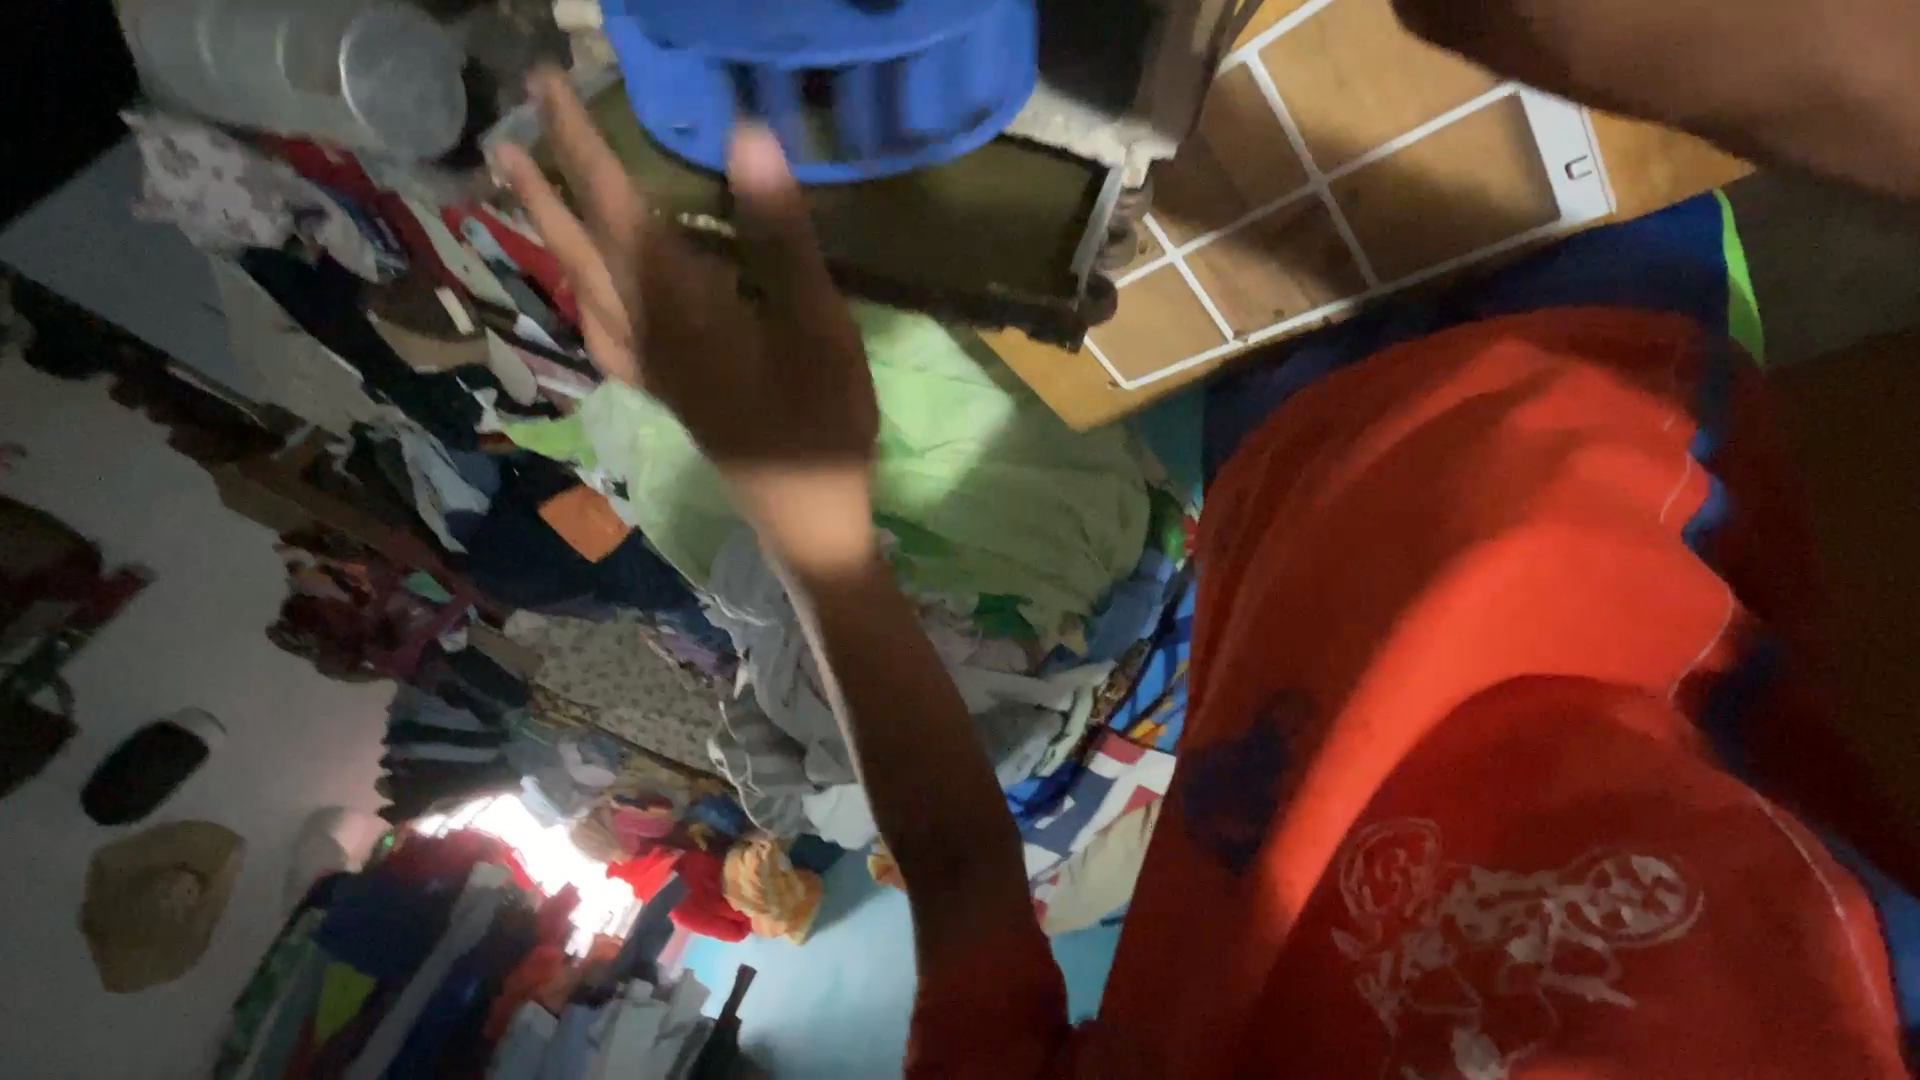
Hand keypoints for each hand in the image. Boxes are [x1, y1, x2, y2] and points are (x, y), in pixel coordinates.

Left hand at [494, 70, 881, 571]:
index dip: (583, 147)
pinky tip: (588, 301)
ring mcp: (654, 372)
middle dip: (550, 189)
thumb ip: (780, 236)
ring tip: (527, 204)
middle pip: (586, 252)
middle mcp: (650, 336)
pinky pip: (605, 339)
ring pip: (585, 296)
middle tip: (509, 137)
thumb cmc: (821, 422)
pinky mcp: (670, 396)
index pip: (619, 212)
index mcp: (681, 310)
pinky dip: (585, 305)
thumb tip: (747, 137)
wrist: (806, 515)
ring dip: (553, 244)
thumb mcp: (817, 326)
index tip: (548, 88)